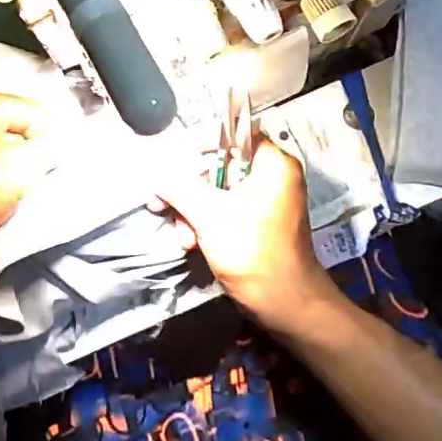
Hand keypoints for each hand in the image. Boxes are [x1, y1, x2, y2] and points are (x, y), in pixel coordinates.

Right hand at [150, 137, 327, 322]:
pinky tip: (192, 242)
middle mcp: (273, 176)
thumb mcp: (208, 215)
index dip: (201, 147)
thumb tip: (156, 173)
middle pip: (220, 167)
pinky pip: (227, 211)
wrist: (285, 304)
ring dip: (194, 212)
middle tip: (166, 206)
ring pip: (219, 192)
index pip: (232, 135)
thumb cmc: (252, 251)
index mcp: (272, 163)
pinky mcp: (259, 223)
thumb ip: (179, 188)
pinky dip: (208, 224)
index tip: (175, 167)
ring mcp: (267, 201)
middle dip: (190, 191)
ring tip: (184, 236)